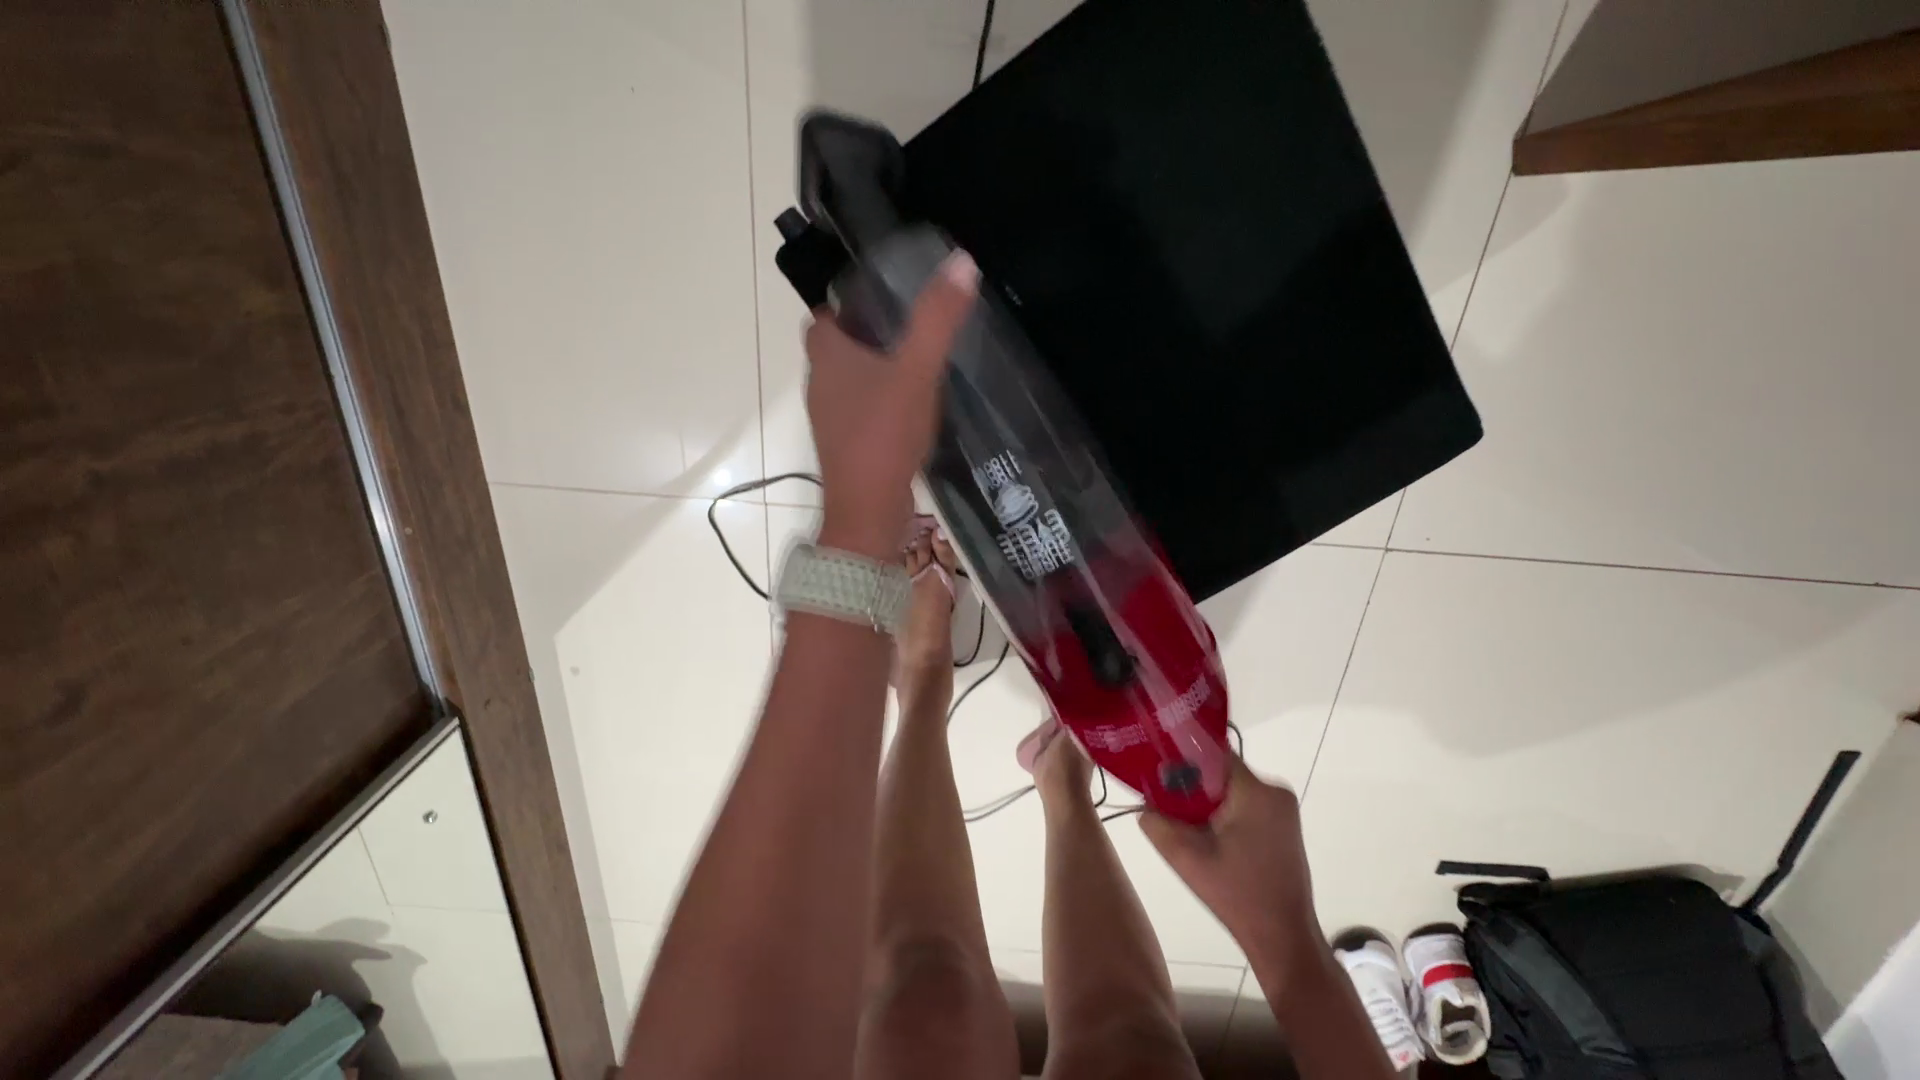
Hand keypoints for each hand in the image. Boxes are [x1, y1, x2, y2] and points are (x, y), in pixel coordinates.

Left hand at [805, 251, 978, 558]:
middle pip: (838, 347)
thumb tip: (961, 262)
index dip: (848, 303)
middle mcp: (820, 384)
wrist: (868, 511)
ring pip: (850, 381)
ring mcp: (831, 419)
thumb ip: (937, 319)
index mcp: (827, 357)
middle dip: (868, 334)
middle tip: (910, 327)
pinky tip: (914, 407)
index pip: (825, 315)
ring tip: (918, 362)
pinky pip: (862, 411)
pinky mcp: (847, 446)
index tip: (885, 298)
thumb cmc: (884, 435)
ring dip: (876, 371)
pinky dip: (882, 403)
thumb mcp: (916, 371)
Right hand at [1141, 758, 1322, 981]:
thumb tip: (1143, 803)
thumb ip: (1157, 823)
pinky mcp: (1284, 825)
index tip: (1156, 771)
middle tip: (1165, 805)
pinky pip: (1245, 805)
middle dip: (1192, 786)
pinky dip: (1224, 815)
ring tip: (1186, 827)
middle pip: (1220, 772)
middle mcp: (1274, 791)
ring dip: (1207, 804)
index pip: (1211, 753)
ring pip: (1231, 790)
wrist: (1283, 937)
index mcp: (1255, 791)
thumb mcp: (1186, 859)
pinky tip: (1209, 839)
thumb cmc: (1236, 896)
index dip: (1181, 758)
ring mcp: (1283, 809)